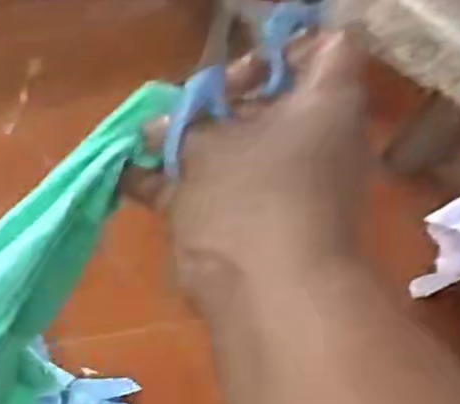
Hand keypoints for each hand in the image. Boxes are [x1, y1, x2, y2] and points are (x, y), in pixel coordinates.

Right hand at [121, 32, 368, 293]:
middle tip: (168, 123)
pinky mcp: (257, 231)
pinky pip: (217, 196)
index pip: (318, 49)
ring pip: (233, 157)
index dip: (273, 53)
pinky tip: (135, 188)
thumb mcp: (206, 153)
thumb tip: (160, 124)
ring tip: (139, 156)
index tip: (225, 78)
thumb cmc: (247, 206)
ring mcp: (285, 190)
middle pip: (266, 107)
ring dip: (187, 155)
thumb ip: (183, 130)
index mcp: (324, 102)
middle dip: (211, 113)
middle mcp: (315, 141)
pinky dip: (181, 190)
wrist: (267, 297)